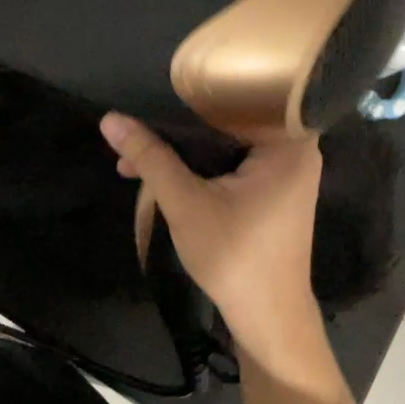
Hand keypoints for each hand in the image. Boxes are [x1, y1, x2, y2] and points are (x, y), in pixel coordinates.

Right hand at [100, 112, 323, 354]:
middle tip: (135, 123)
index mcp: (288, 144)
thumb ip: (150, 157)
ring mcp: (284, 171)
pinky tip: (159, 171)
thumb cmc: (234, 256)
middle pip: (228, 120)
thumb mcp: (184, 202)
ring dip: (182, 149)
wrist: (265, 316)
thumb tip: (110, 119)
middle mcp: (294, 150)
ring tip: (135, 153)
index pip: (239, 97)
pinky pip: (229, 162)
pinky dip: (197, 166)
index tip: (152, 88)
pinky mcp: (270, 191)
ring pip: (224, 143)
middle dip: (178, 125)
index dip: (193, 92)